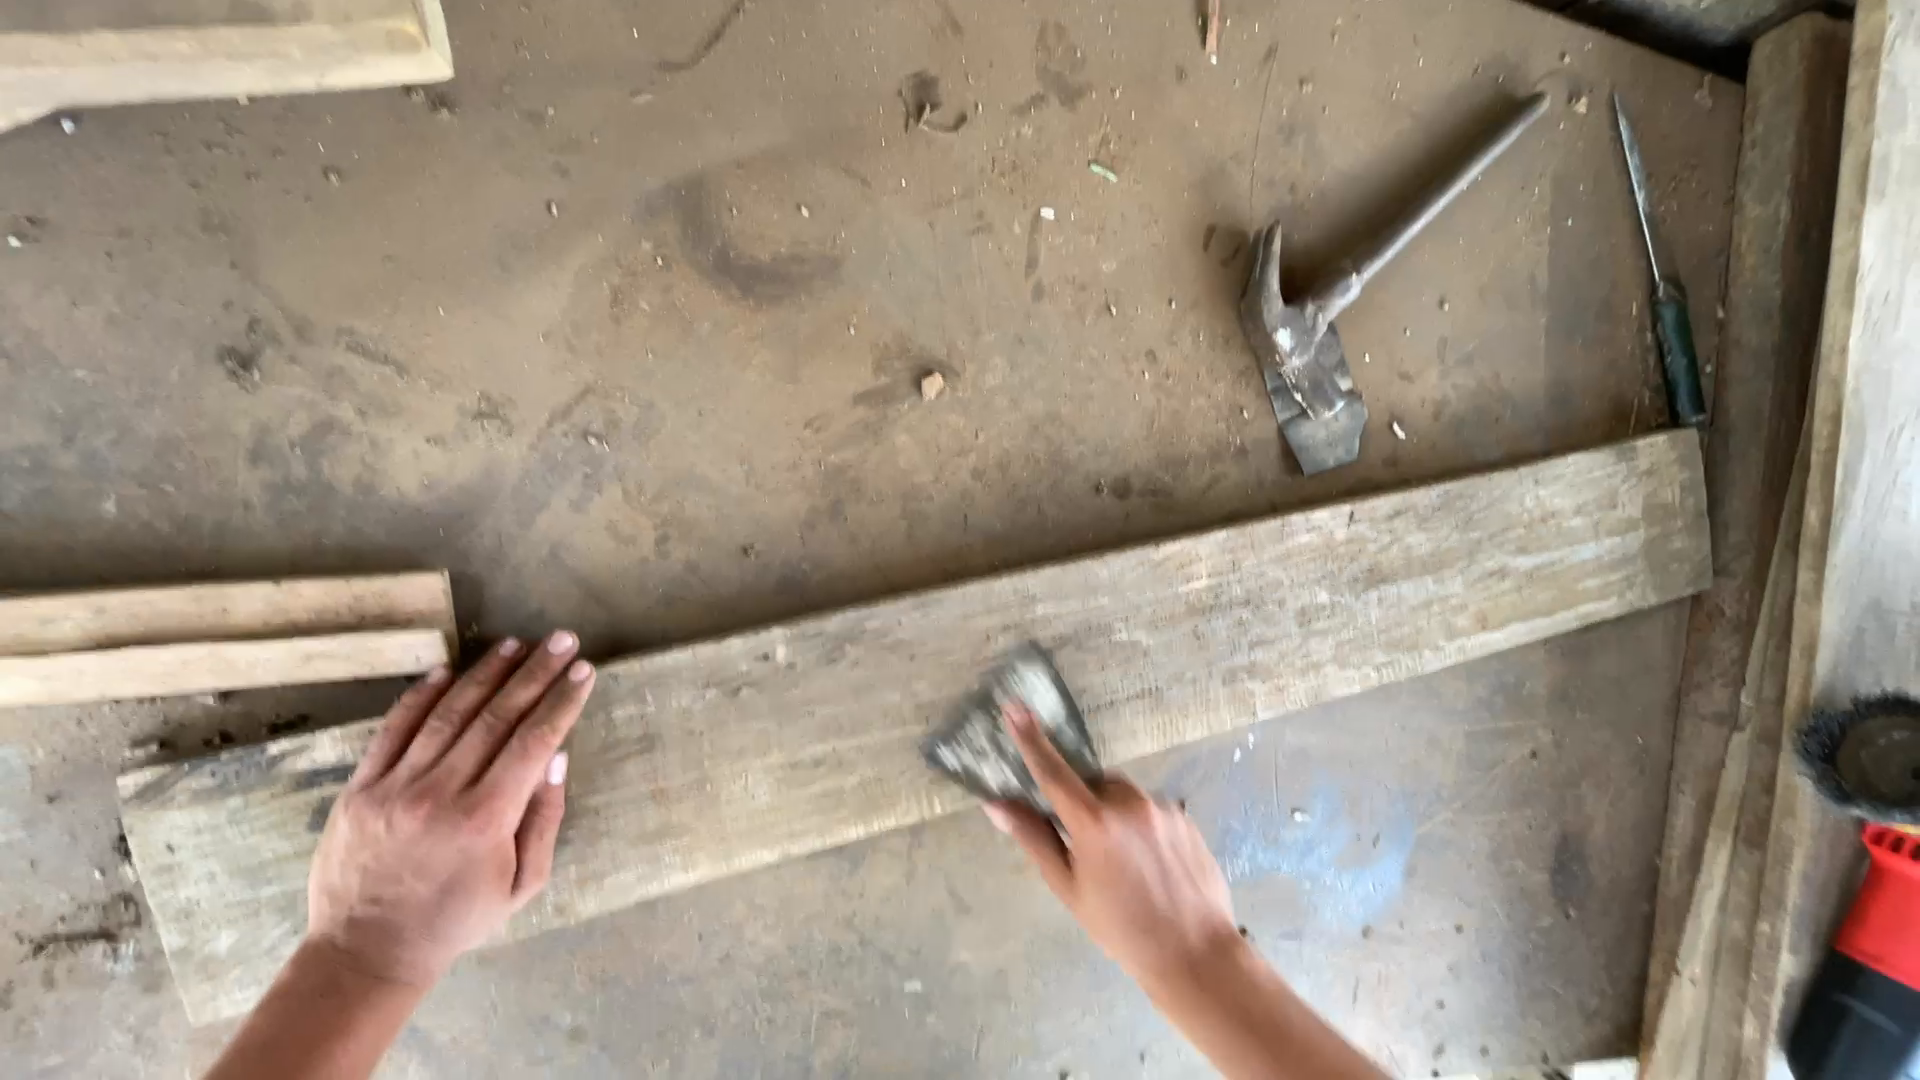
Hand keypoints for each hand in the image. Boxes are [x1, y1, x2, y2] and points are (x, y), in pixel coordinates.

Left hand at [306, 632, 595, 988]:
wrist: (364, 953)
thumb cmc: (458, 919)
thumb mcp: (523, 883)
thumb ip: (544, 819)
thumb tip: (557, 756)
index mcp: (486, 818)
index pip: (534, 741)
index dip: (563, 701)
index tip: (584, 671)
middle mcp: (441, 793)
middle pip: (497, 716)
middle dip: (535, 673)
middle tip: (562, 640)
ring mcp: (395, 787)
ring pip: (448, 713)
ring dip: (486, 673)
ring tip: (516, 644)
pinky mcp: (360, 789)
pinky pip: (393, 730)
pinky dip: (422, 696)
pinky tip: (449, 671)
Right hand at [986, 704, 1242, 987]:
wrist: (1194, 953)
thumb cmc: (1120, 927)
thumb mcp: (1068, 888)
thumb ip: (1033, 838)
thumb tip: (996, 805)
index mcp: (1093, 823)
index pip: (1052, 771)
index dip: (1030, 738)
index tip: (1014, 706)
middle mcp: (1128, 803)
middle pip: (1092, 783)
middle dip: (1083, 801)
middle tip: (1085, 845)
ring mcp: (1160, 807)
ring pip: (1122, 794)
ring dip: (1113, 813)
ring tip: (1124, 862)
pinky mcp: (1183, 815)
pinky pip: (1150, 809)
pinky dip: (1140, 825)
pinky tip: (1149, 863)